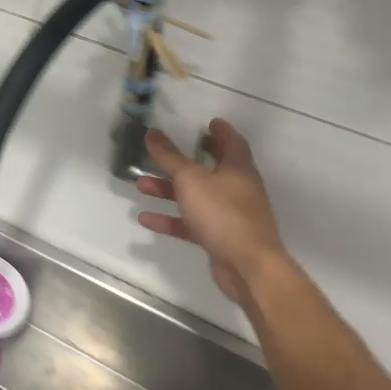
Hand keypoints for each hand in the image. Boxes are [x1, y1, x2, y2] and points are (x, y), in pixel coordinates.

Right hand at [135, 119, 288, 307]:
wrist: (248, 267)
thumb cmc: (222, 214)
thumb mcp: (190, 179)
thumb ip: (170, 157)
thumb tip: (152, 133)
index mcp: (238, 169)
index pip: (233, 142)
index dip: (221, 131)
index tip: (208, 122)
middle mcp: (237, 189)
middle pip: (211, 168)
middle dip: (187, 160)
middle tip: (169, 149)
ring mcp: (230, 215)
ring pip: (196, 196)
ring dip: (170, 190)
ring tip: (142, 185)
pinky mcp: (220, 238)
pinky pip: (191, 223)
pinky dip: (170, 219)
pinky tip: (146, 219)